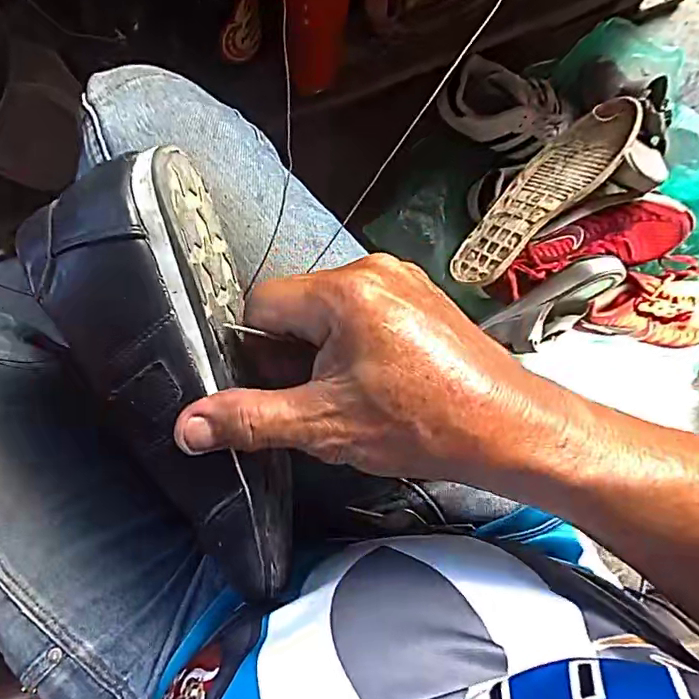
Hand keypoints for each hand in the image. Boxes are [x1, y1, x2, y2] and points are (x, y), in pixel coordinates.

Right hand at [174, 254, 582, 485]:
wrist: (509, 429)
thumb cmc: (427, 423)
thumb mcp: (324, 426)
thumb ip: (249, 420)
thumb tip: (189, 426)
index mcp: (345, 291)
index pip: (260, 305)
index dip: (256, 353)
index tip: (277, 387)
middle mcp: (374, 270)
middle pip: (295, 308)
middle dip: (292, 355)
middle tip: (320, 398)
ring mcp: (402, 280)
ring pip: (328, 313)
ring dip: (324, 353)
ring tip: (354, 395)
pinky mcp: (420, 298)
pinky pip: (363, 313)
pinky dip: (354, 346)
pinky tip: (378, 383)